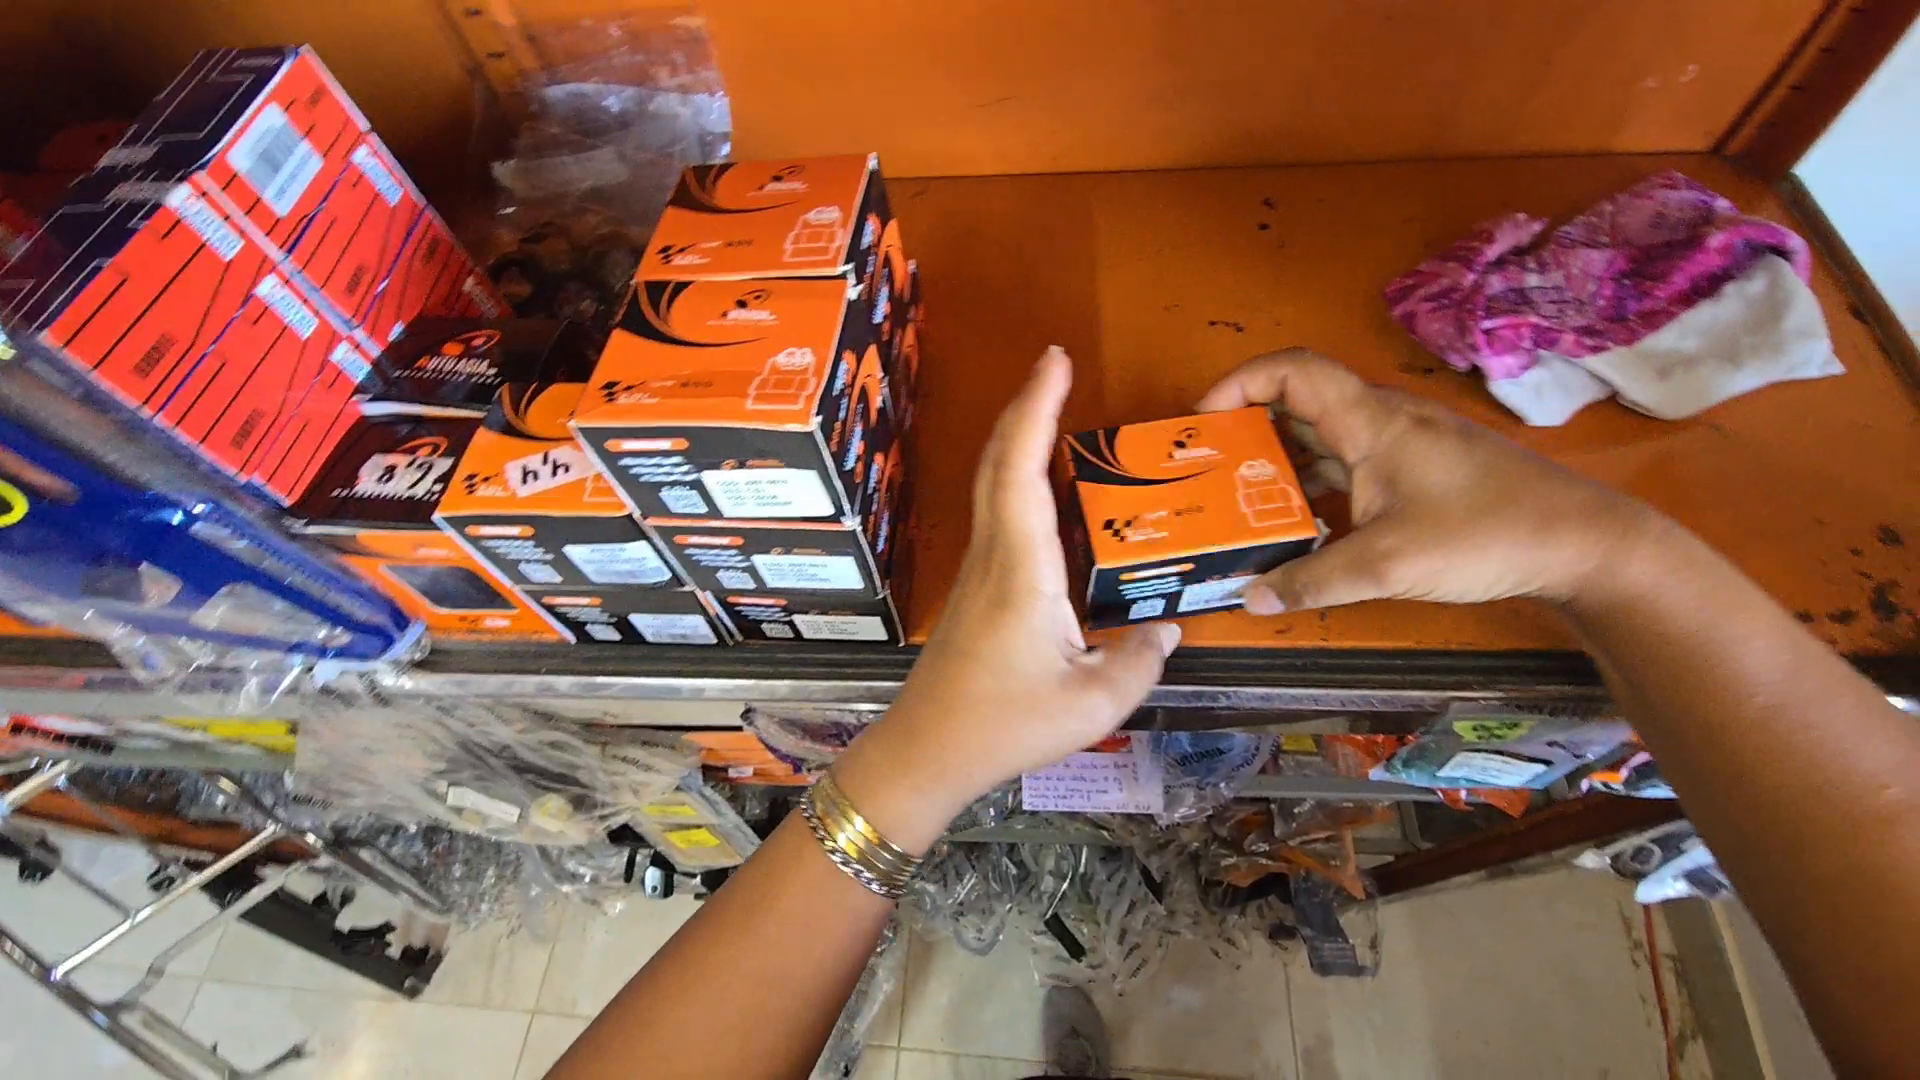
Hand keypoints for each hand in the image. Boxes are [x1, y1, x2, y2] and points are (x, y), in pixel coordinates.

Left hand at [835, 348, 1178, 835]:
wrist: (929, 750)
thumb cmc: (1004, 725)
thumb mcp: (1092, 705)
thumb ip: (1140, 661)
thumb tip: (1166, 628)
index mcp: (1021, 569)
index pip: (1022, 467)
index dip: (1037, 407)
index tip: (1056, 361)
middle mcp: (994, 554)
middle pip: (998, 461)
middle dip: (1026, 404)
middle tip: (1057, 367)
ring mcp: (978, 568)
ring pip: (991, 483)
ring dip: (1018, 437)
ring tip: (1056, 411)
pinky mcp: (976, 586)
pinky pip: (996, 512)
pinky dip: (1016, 477)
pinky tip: (1044, 488)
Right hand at [1196, 348, 1661, 612]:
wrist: (1586, 543)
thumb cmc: (1485, 535)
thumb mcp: (1388, 566)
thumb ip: (1311, 581)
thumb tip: (1248, 600)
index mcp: (1371, 422)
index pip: (1293, 371)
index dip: (1239, 382)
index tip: (1202, 422)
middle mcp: (1381, 421)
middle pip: (1297, 401)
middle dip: (1244, 427)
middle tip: (1207, 467)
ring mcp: (1400, 444)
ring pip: (1320, 434)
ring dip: (1276, 457)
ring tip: (1237, 494)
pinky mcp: (1414, 469)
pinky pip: (1344, 461)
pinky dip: (1309, 480)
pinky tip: (1295, 518)